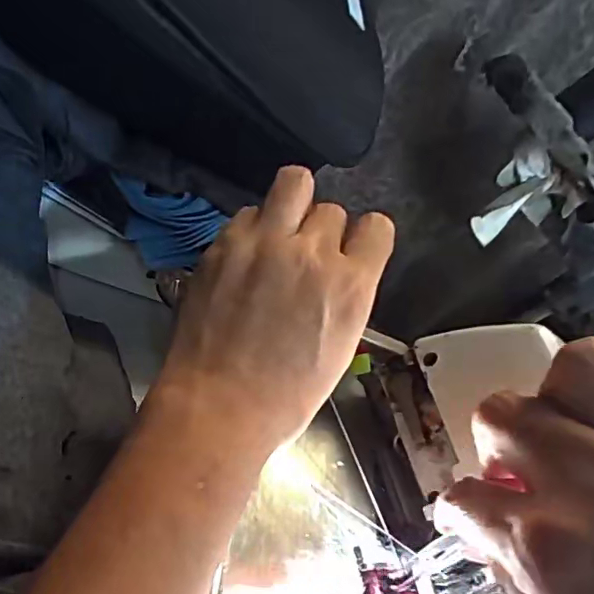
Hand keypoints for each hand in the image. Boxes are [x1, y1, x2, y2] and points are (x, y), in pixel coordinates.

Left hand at [148, 166, 394, 459]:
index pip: (376, 229)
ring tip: (273, 237)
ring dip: (289, 205)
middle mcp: (312, 254)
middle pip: (331, 210)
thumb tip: (333, 282)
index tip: (346, 255)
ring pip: (293, 182)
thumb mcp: (334, 354)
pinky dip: (247, 230)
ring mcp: (264, 245)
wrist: (217, 411)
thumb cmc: (278, 404)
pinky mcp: (222, 248)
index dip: (360, 242)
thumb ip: (341, 303)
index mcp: (351, 287)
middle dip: (319, 232)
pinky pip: (245, 214)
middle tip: (299, 260)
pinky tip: (239, 260)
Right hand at [432, 339, 593, 593]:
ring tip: (580, 437)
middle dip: (500, 447)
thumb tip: (495, 540)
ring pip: (581, 365)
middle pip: (500, 414)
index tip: (482, 528)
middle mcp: (591, 479)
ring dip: (565, 399)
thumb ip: (524, 578)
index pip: (460, 498)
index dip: (465, 516)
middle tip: (526, 479)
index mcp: (542, 543)